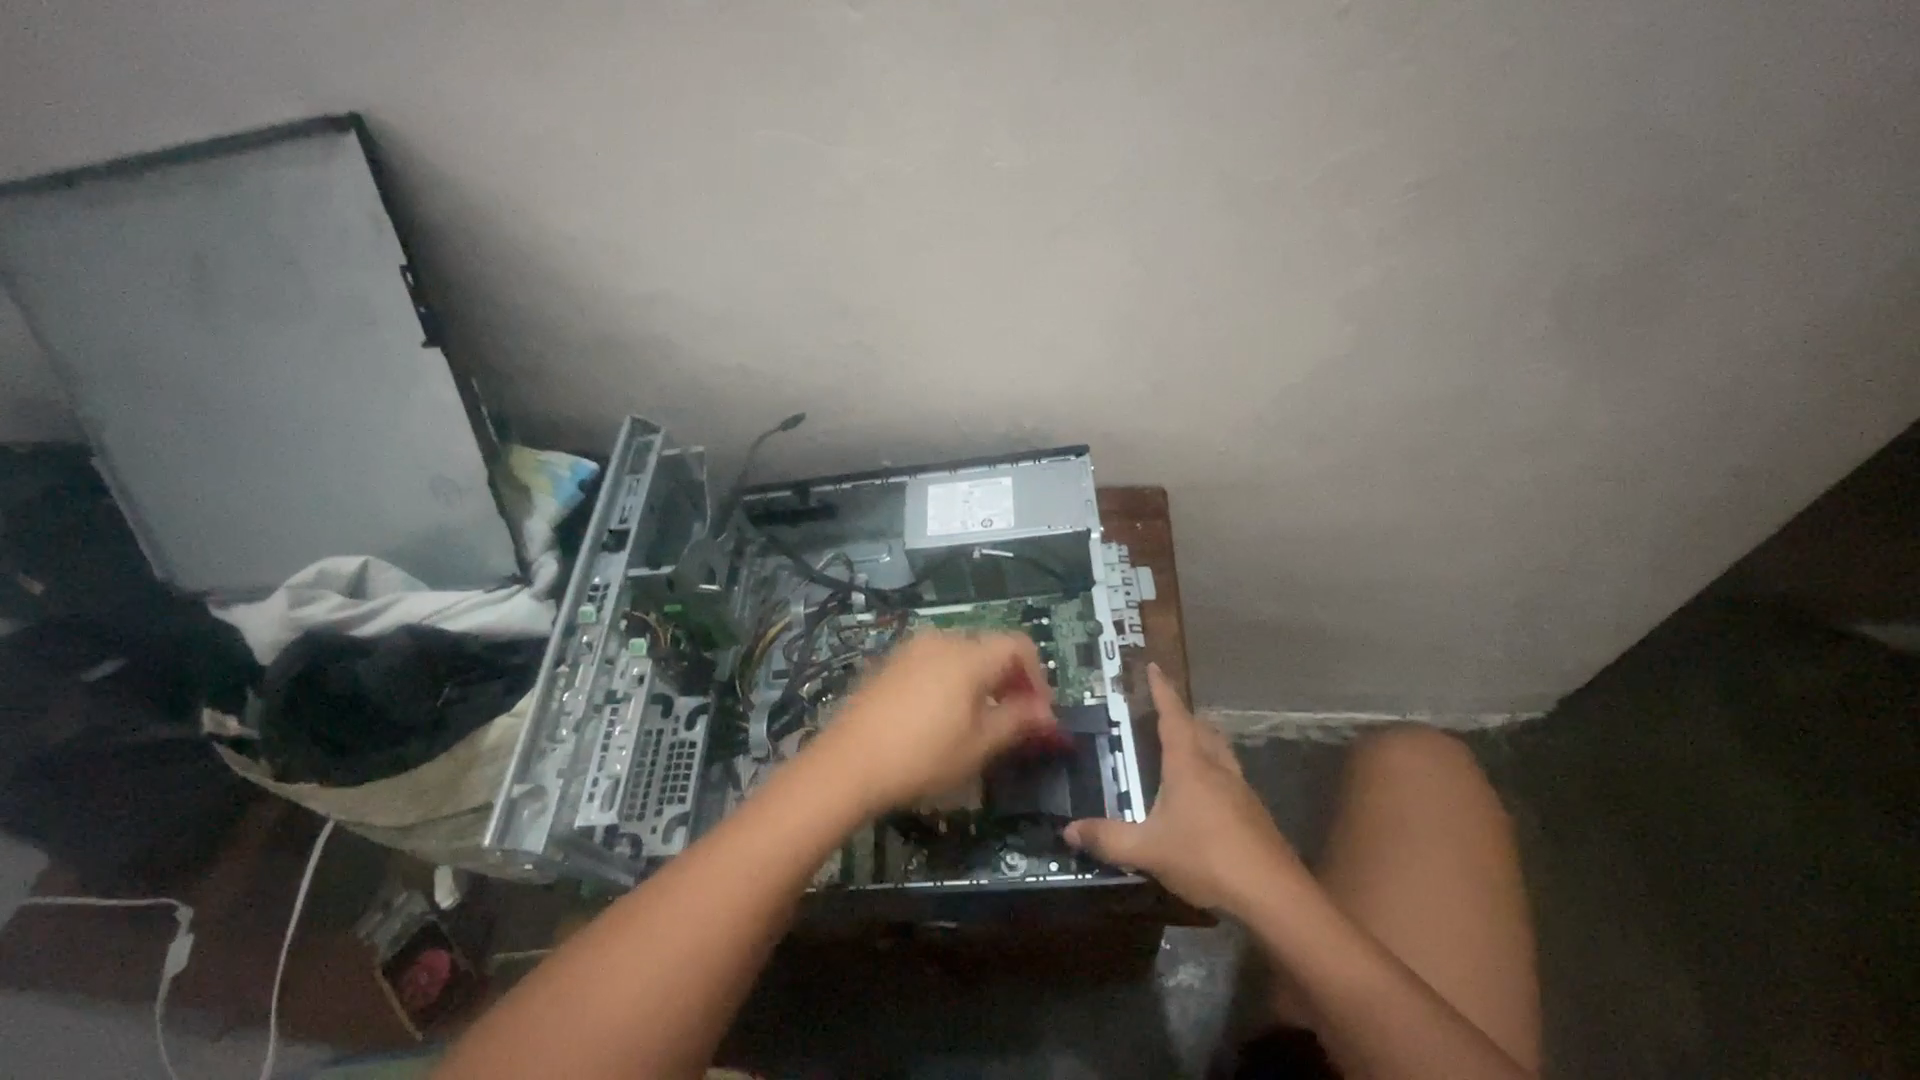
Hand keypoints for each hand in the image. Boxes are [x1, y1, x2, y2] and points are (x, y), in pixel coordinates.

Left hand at [806, 630, 1058, 814]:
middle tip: (1014, 720)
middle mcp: (940, 640)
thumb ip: (1017, 721)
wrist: (846, 764)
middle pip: (990, 647)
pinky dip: (951, 681)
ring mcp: (910, 649)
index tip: (1039, 715)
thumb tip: (1046, 713)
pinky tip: (941, 718)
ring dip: (981, 681)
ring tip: (979, 721)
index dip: (1038, 678)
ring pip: (961, 655)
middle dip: (1010, 680)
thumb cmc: (922, 757)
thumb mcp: (979, 745)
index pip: (1019, 646)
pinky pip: (933, 663)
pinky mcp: (888, 664)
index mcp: (968, 654)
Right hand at [1063, 663, 1309, 911]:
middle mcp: (1217, 768)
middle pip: (1201, 729)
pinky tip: (1204, 794)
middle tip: (1163, 710)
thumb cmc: (1206, 858)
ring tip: (1184, 744)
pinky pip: (1229, 777)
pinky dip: (1213, 771)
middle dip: (1182, 715)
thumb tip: (1068, 830)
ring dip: (1202, 740)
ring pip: (1220, 752)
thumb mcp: (1147, 850)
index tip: (1154, 667)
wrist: (1272, 894)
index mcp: (1189, 765)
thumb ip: (1107, 839)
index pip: (1174, 716)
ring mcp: (1240, 790)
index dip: (1162, 691)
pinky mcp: (1253, 814)